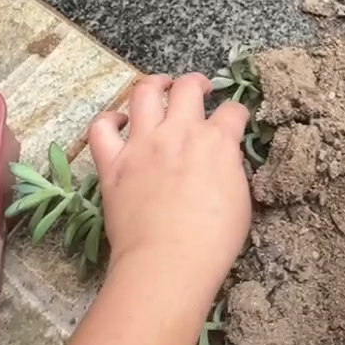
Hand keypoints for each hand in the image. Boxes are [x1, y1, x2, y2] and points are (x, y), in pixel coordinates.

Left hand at [88, 74, 250, 304]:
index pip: (233, 111)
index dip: (237, 112)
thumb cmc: (213, 241)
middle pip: (188, 87)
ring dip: (155, 84)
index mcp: (217, 141)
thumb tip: (224, 160)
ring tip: (160, 86)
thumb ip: (231, 169)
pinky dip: (109, 119)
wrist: (168, 263)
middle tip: (200, 88)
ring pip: (145, 92)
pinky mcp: (114, 162)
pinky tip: (119, 122)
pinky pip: (102, 128)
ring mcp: (144, 144)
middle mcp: (180, 132)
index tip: (235, 118)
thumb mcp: (241, 199)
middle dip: (197, 82)